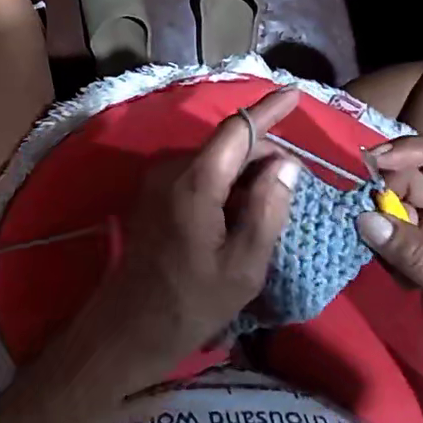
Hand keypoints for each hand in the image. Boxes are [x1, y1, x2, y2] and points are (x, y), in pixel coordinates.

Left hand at [84, 86, 304, 390]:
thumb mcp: (244, 265)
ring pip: (213, 160)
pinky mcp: (152, 194)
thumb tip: (286, 164)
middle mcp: (170, 169)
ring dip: (245, 171)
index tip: (295, 94)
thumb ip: (268, 209)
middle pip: (226, 144)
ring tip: (271, 203)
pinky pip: (198, 174)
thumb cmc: (190, 304)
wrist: (127, 329)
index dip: (268, 110)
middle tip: (294, 182)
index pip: (237, 130)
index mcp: (194, 182)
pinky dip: (225, 183)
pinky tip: (241, 212)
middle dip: (263, 153)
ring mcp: (156, 180)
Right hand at [355, 134, 422, 412]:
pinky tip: (393, 274)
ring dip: (384, 214)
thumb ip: (419, 257)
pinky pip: (400, 229)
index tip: (376, 160)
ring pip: (408, 200)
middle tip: (360, 202)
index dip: (420, 150)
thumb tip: (365, 217)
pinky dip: (386, 242)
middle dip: (391, 182)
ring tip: (377, 249)